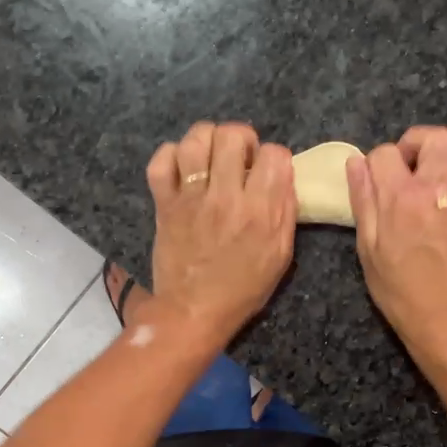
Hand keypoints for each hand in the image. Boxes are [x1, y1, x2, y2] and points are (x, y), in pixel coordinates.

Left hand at [145, 122, 295, 349]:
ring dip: (207, 140)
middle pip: (232, 135)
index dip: (275, 158)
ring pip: (195, 139)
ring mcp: (191, 197)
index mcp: (260, 211)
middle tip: (240, 159)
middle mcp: (225, 197)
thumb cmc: (244, 289)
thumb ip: (285, 213)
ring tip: (212, 157)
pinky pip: (161, 161)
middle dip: (242, 139)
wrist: (194, 311)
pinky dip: (171, 155)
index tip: (269, 172)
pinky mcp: (164, 203)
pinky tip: (183, 168)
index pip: (274, 154)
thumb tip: (283, 178)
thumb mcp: (280, 255)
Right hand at [346, 126, 446, 348]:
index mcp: (401, 198)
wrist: (440, 312)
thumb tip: (356, 162)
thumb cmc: (396, 285)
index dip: (376, 163)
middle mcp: (436, 188)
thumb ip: (363, 198)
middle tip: (406, 168)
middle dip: (416, 144)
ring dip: (441, 158)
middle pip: (435, 137)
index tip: (376, 182)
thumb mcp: (367, 245)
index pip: (386, 152)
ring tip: (428, 181)